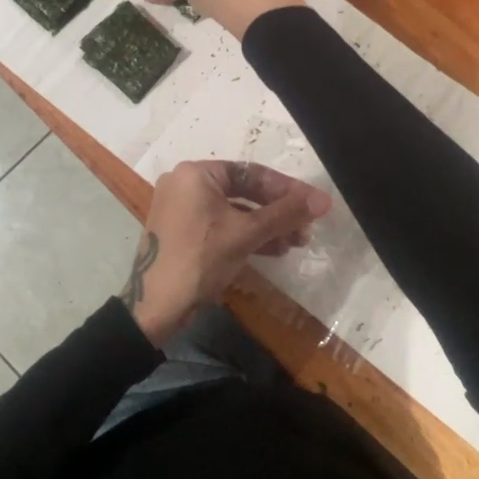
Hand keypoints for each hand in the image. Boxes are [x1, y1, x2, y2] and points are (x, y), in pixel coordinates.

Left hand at [119, 161, 331, 345]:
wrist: (155, 305)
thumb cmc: (200, 259)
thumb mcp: (246, 234)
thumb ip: (285, 214)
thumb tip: (324, 200)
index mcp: (196, 173)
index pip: (251, 172)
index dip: (287, 189)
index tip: (314, 203)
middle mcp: (186, 184)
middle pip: (244, 191)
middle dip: (277, 211)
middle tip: (306, 227)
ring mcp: (182, 209)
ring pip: (234, 211)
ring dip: (266, 226)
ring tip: (295, 243)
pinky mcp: (183, 232)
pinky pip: (221, 225)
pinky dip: (246, 235)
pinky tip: (274, 249)